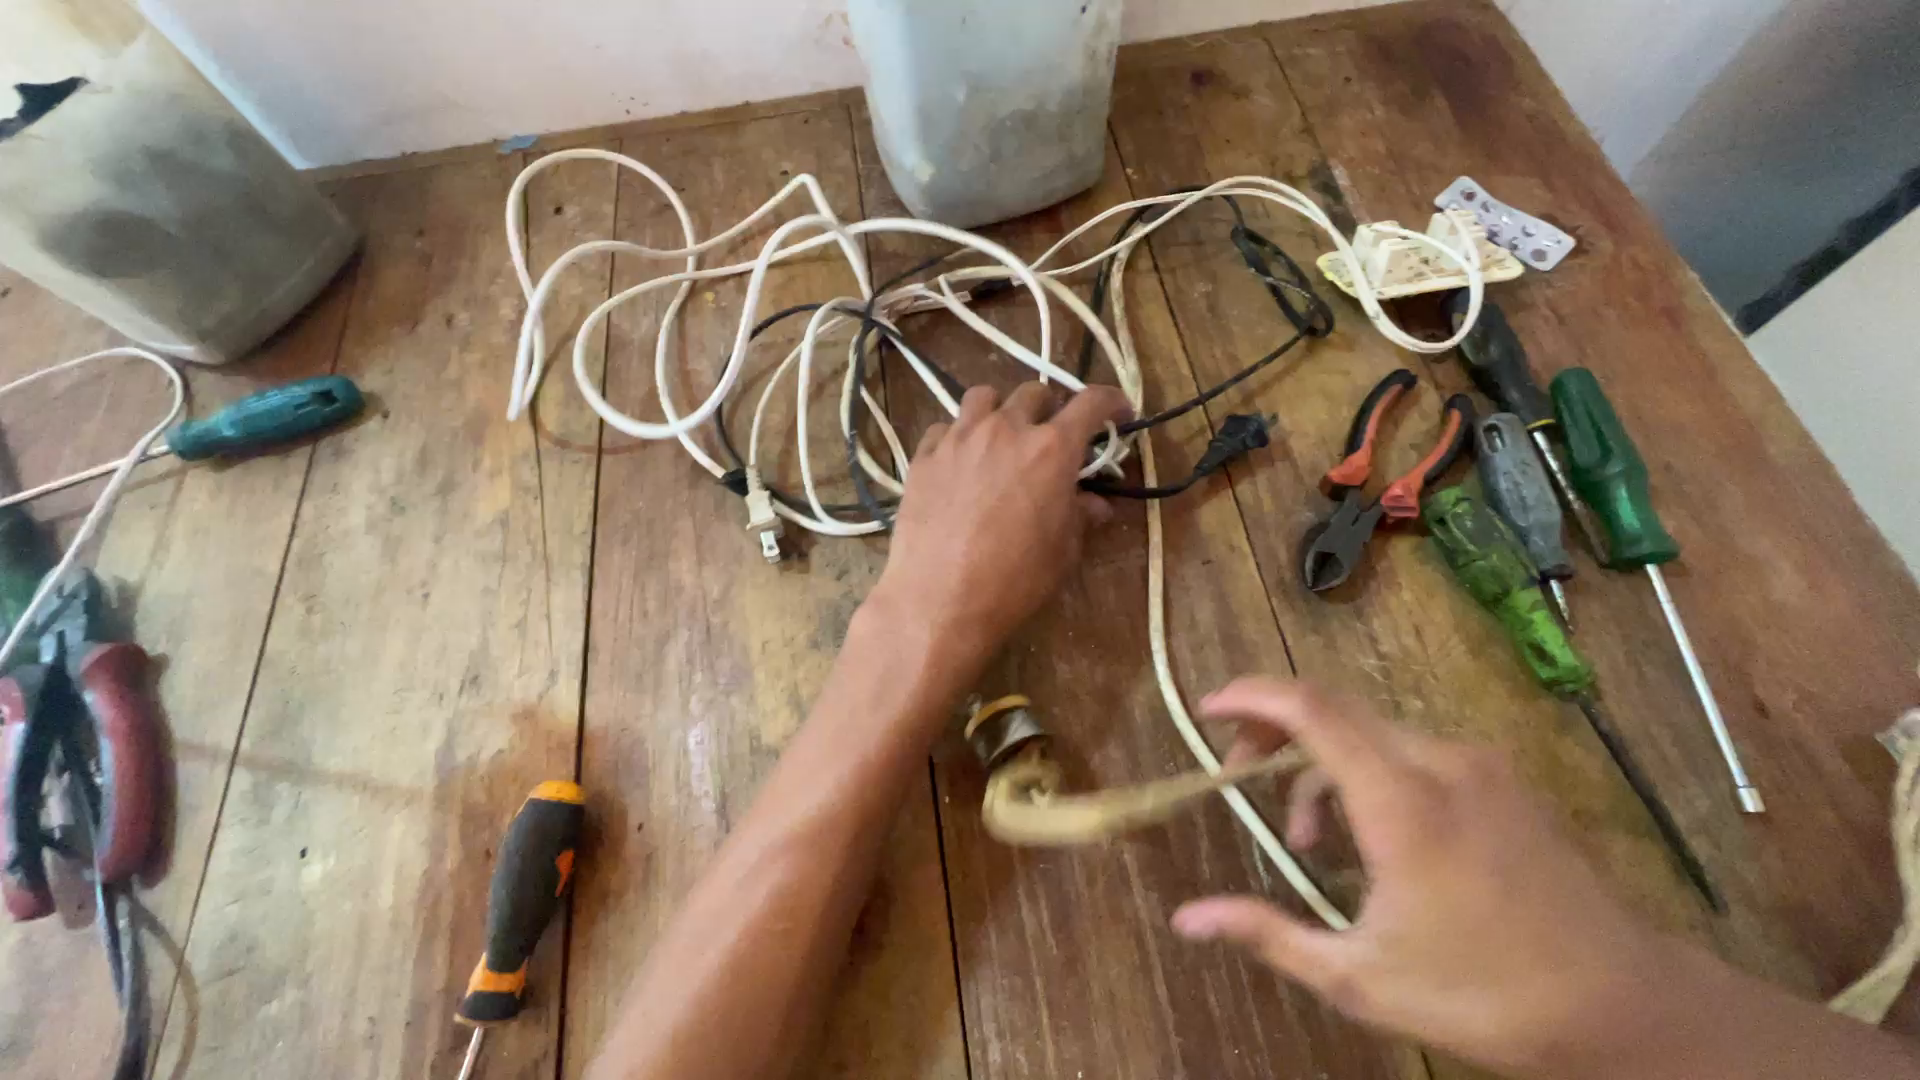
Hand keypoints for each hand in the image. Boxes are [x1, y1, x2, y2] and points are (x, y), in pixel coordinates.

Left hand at [868, 382, 1130, 665]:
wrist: (939, 600)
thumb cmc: (1014, 580)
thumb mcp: (1063, 552)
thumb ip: (1081, 516)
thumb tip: (1095, 505)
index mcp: (1052, 448)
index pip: (1091, 402)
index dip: (1111, 402)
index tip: (1118, 414)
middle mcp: (1006, 429)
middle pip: (1034, 393)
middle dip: (1050, 410)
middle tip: (1050, 438)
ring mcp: (959, 438)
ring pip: (983, 397)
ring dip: (1000, 411)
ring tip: (1000, 439)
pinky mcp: (923, 456)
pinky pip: (944, 429)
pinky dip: (958, 438)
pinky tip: (959, 465)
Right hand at [1170, 678, 1693, 1077]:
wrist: (1631, 1010)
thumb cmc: (1484, 995)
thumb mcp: (1360, 978)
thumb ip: (1268, 934)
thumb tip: (1185, 919)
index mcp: (1400, 801)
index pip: (1310, 709)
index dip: (1250, 696)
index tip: (1205, 710)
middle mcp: (1438, 762)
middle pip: (1332, 707)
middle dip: (1272, 730)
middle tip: (1237, 773)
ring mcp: (1476, 764)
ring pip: (1369, 732)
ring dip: (1319, 766)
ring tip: (1308, 840)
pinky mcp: (1499, 778)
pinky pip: (1408, 751)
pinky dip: (1364, 773)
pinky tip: (1369, 836)